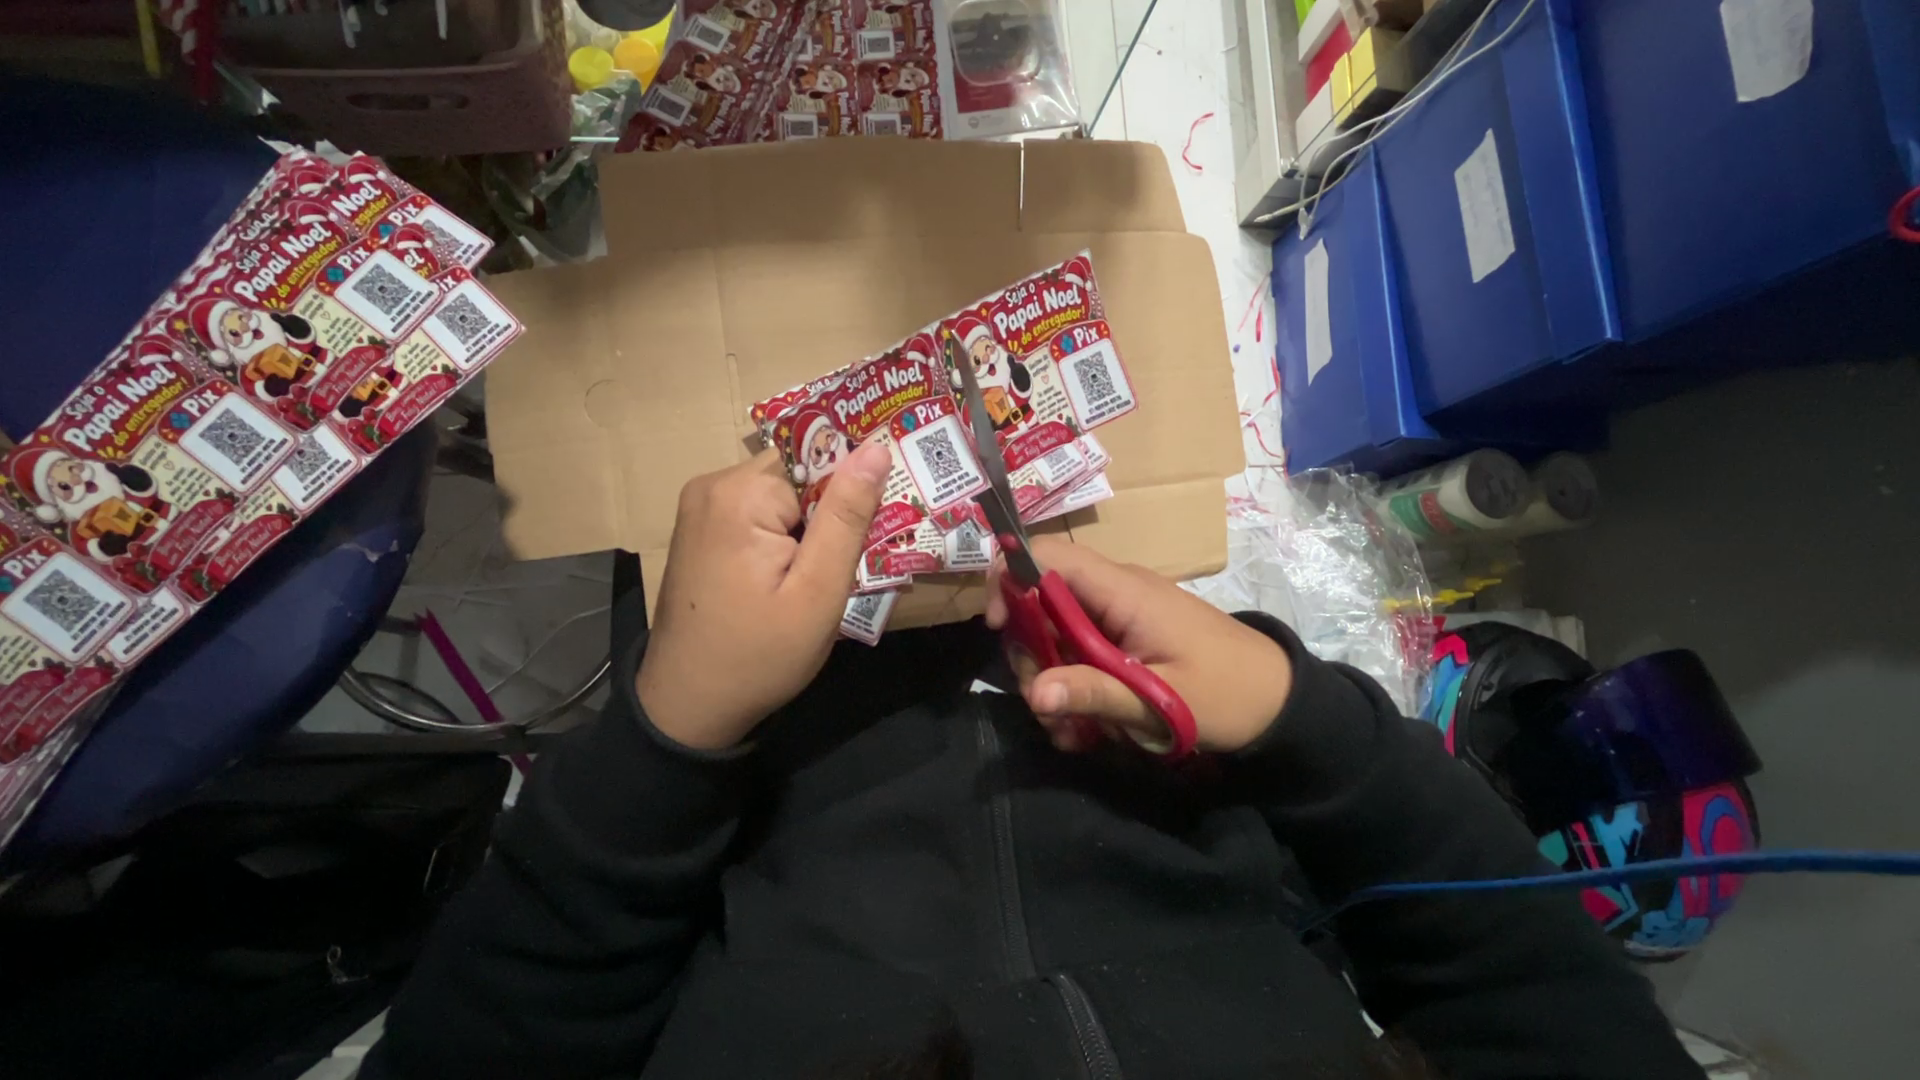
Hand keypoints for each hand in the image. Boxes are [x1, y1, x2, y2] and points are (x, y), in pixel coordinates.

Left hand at [637, 442, 890, 749]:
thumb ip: (848, 517)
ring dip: (810, 528)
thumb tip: (877, 446)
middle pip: (799, 475)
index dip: (852, 496)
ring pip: (783, 495)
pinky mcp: (700, 528)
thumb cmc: (760, 655)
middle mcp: (712, 485)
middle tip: (852, 562)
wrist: (688, 705)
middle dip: (831, 514)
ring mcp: (701, 506)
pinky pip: (759, 512)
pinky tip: (793, 576)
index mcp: (740, 493)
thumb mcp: (819, 591)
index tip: (874, 532)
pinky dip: (785, 537)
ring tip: (822, 575)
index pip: (821, 463)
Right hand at [985, 537, 1293, 753]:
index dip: (1010, 580)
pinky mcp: (1124, 638)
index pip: (1048, 556)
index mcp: (1123, 591)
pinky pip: (1079, 652)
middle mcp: (1114, 594)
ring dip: (1053, 682)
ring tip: (1073, 733)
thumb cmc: (1227, 693)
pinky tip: (1088, 729)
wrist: (1279, 701)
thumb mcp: (1160, 701)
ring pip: (1055, 635)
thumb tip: (1035, 694)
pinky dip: (1074, 687)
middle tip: (1047, 708)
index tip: (998, 627)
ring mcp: (1118, 616)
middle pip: (1041, 604)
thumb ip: (1096, 694)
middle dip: (1031, 656)